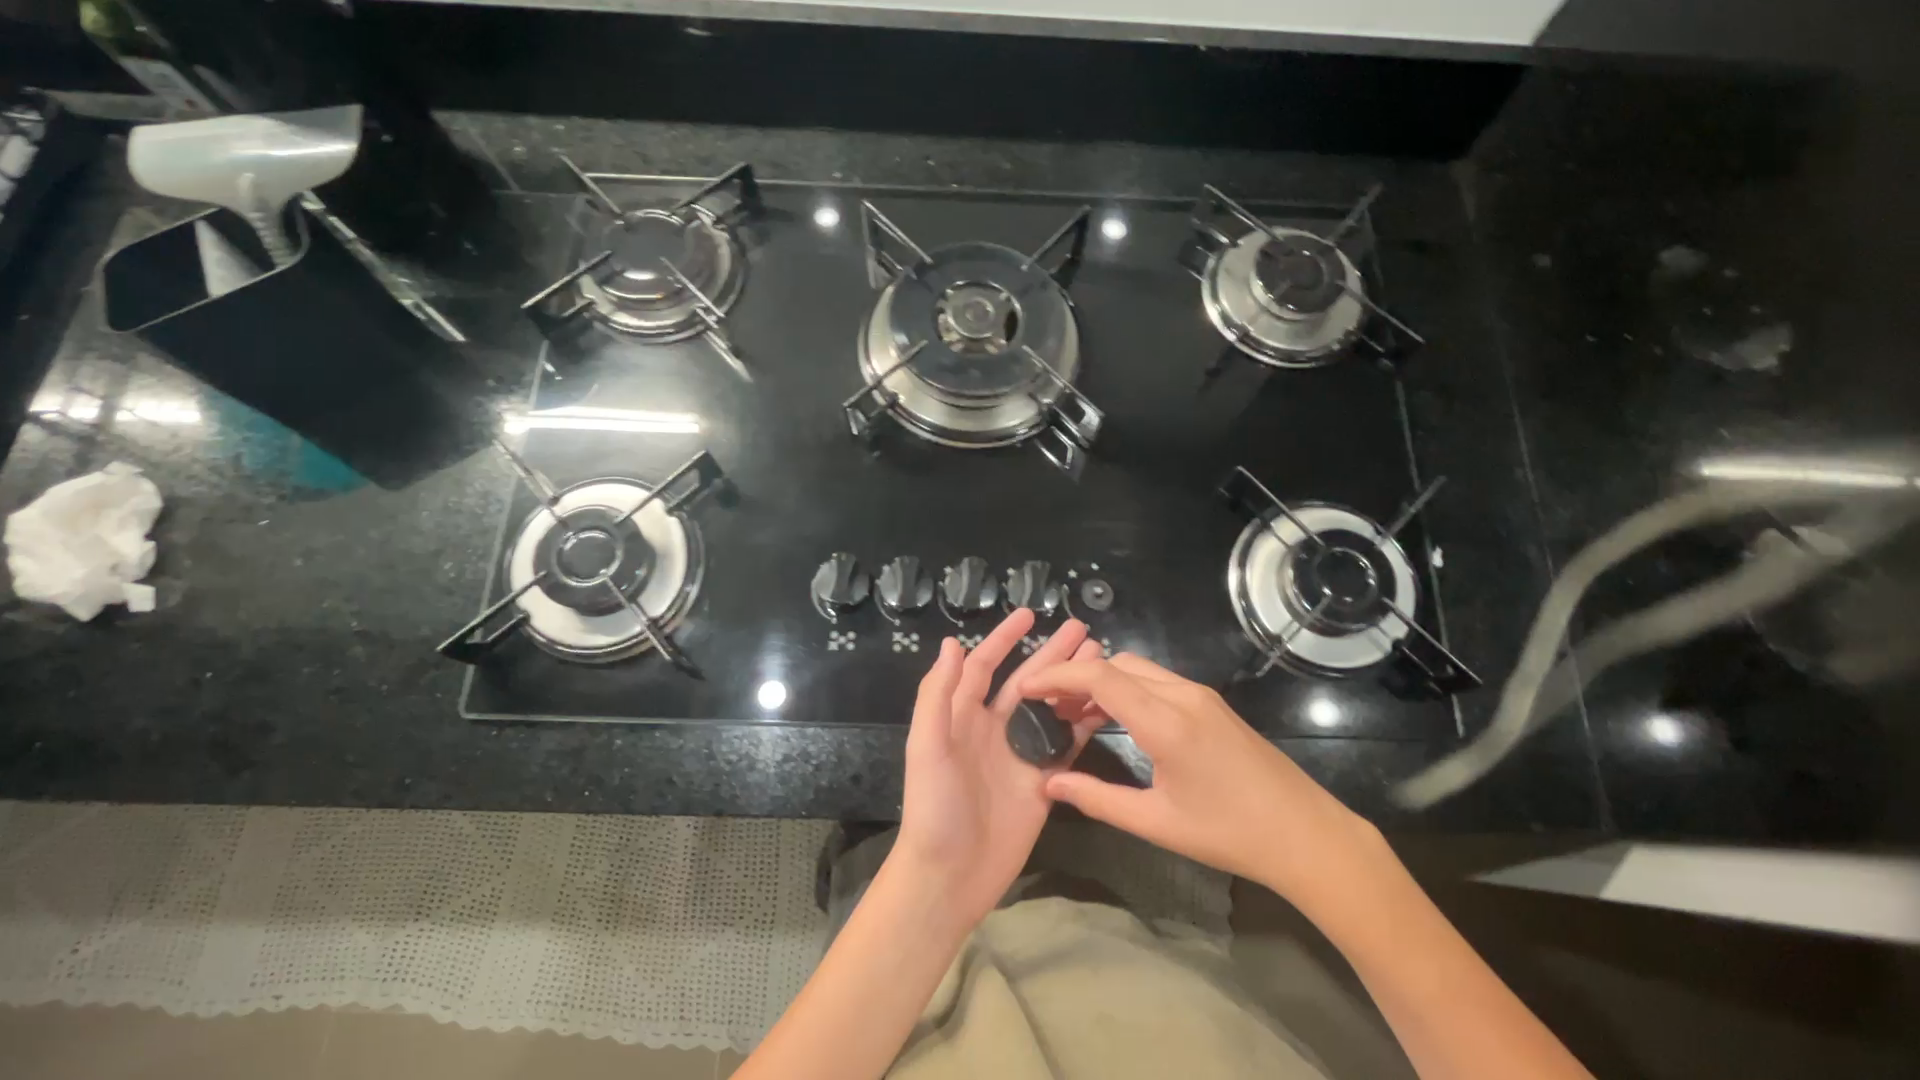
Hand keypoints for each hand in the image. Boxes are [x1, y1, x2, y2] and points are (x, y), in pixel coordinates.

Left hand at [890, 609, 1104, 927]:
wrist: (950, 876)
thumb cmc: (933, 808)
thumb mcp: (926, 747)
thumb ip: (938, 695)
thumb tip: (951, 642)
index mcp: (961, 718)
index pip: (983, 667)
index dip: (1003, 640)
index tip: (1029, 614)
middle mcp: (992, 731)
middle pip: (1025, 682)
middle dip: (1050, 654)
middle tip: (1082, 629)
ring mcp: (1019, 758)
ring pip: (1050, 710)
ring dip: (1072, 684)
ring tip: (1102, 659)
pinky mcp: (1042, 784)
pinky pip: (1065, 747)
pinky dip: (1083, 725)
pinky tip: (1107, 705)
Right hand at [1017, 654, 1387, 910]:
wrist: (1305, 834)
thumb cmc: (1229, 833)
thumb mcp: (1156, 823)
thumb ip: (1097, 798)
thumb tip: (1048, 784)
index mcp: (1167, 722)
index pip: (1101, 676)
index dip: (1058, 676)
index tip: (1026, 688)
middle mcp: (1184, 696)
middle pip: (1117, 663)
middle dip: (1075, 676)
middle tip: (1043, 704)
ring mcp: (1202, 697)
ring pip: (1139, 669)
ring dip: (1102, 681)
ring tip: (1070, 712)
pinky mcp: (1213, 705)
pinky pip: (1159, 682)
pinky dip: (1127, 689)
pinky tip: (1113, 718)